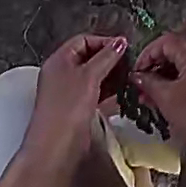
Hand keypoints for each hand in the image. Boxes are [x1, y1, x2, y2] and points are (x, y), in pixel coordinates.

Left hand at [22, 34, 127, 170]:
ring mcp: (69, 91)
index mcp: (59, 60)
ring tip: (128, 77)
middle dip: (109, 58)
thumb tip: (120, 42)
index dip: (104, 41)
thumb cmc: (67, 107)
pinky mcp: (76, 107)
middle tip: (128, 62)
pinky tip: (121, 93)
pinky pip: (94, 92)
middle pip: (89, 57)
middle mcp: (62, 73)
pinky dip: (107, 90)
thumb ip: (106, 57)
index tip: (123, 46)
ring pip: (93, 75)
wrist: (56, 146)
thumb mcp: (90, 76)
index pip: (83, 40)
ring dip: (110, 75)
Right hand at [132, 33, 185, 161]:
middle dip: (151, 67)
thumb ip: (149, 82)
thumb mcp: (166, 97)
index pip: (166, 41)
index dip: (148, 52)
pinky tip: (156, 101)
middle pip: (171, 53)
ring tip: (144, 97)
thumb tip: (136, 75)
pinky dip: (167, 88)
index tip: (137, 70)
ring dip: (158, 79)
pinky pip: (181, 81)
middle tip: (138, 84)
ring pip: (175, 69)